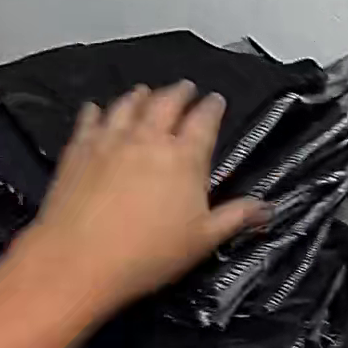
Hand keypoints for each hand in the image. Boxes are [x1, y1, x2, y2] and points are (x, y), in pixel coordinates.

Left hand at [8, 81, 267, 315]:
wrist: (79, 260)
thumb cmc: (150, 253)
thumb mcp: (204, 239)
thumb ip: (236, 217)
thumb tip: (268, 208)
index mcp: (185, 157)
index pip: (204, 121)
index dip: (213, 107)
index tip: (216, 99)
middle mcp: (149, 138)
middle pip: (166, 103)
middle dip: (180, 92)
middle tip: (186, 87)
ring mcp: (110, 140)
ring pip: (128, 106)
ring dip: (141, 95)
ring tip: (147, 90)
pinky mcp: (78, 150)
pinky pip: (90, 120)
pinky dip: (98, 111)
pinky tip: (97, 108)